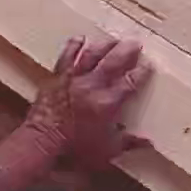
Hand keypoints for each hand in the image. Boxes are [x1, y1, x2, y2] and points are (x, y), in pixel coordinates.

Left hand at [20, 35, 152, 173]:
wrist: (41, 143)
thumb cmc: (74, 150)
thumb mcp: (106, 151)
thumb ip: (127, 143)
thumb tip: (148, 142)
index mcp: (108, 103)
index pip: (130, 83)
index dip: (141, 73)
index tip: (148, 65)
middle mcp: (92, 86)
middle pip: (113, 62)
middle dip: (126, 51)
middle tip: (135, 42)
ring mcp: (73, 80)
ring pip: (91, 55)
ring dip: (104, 45)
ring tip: (113, 39)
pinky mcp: (57, 78)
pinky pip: (66, 58)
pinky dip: (73, 47)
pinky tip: (79, 39)